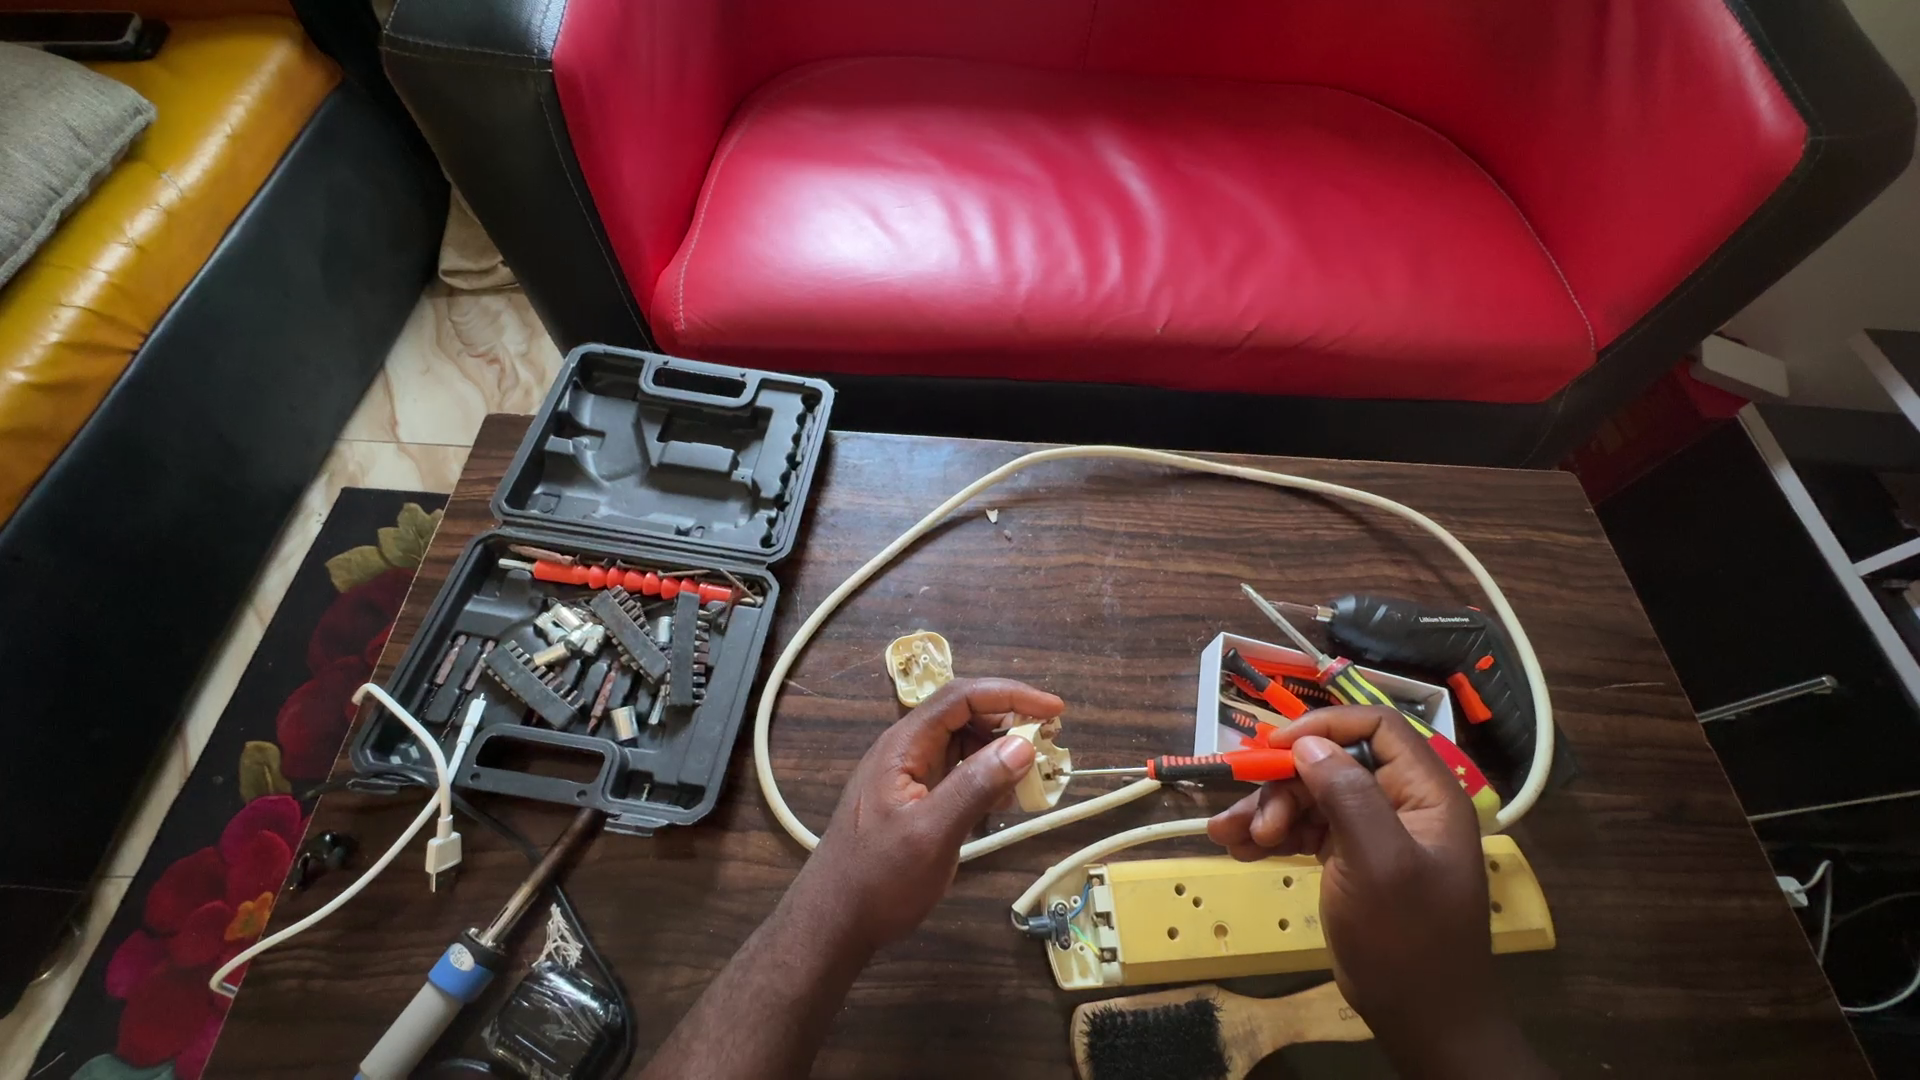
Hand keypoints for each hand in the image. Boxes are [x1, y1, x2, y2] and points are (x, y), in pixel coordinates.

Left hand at [793, 678, 1060, 951]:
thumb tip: (1024, 744)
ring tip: (1029, 778)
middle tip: (1050, 743)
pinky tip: (1000, 803)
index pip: (961, 697)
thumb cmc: (878, 879)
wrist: (832, 924)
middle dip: (1009, 721)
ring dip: (998, 752)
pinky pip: (956, 772)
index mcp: (904, 744)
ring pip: (962, 743)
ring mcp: (908, 773)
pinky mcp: (914, 798)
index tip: (1053, 710)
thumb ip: (976, 786)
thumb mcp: (932, 833)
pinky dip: (984, 778)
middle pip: (963, 714)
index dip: (1009, 695)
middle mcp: (906, 749)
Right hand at [1207, 707, 1509, 1052]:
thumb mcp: (1377, 864)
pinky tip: (1239, 849)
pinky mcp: (1348, 854)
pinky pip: (1302, 825)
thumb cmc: (1407, 941)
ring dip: (1266, 812)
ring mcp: (1372, 829)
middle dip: (1283, 787)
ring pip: (1308, 793)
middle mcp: (1399, 802)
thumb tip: (1308, 744)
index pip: (1376, 728)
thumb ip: (1347, 796)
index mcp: (1425, 794)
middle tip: (1254, 823)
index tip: (1277, 747)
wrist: (1420, 1020)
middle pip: (1330, 763)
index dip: (1325, 726)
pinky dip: (1269, 834)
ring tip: (1233, 840)